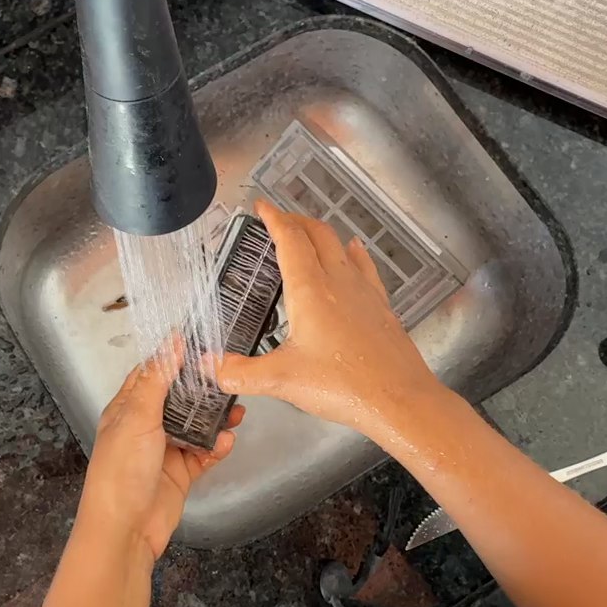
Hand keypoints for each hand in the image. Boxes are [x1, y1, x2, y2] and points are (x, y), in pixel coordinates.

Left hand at [80, 345, 241, 559]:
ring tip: (237, 412)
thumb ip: (157, 378)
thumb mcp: (138, 416)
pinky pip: (203, 454)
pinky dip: (217, 448)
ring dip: (216, 419)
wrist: (126, 529)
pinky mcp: (180, 473)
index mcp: (128, 409)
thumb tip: (172, 340)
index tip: (201, 345)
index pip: (152, 374)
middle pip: (179, 399)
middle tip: (229, 379)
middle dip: (203, 390)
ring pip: (196, 426)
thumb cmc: (122, 469)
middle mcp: (145, 426)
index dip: (174, 359)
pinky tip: (227, 442)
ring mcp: (164, 450)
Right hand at [216, 199, 450, 444]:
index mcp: (310, 289)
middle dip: (295, 221)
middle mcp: (338, 281)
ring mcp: (364, 292)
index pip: (290, 240)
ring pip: (341, 247)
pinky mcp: (381, 307)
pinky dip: (352, 253)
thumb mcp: (281, 380)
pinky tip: (354, 251)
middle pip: (317, 235)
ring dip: (321, 235)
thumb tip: (207, 367)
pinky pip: (364, 267)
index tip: (261, 207)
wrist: (399, 400)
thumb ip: (240, 373)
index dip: (274, 219)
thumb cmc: (339, 384)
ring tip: (306, 234)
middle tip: (277, 220)